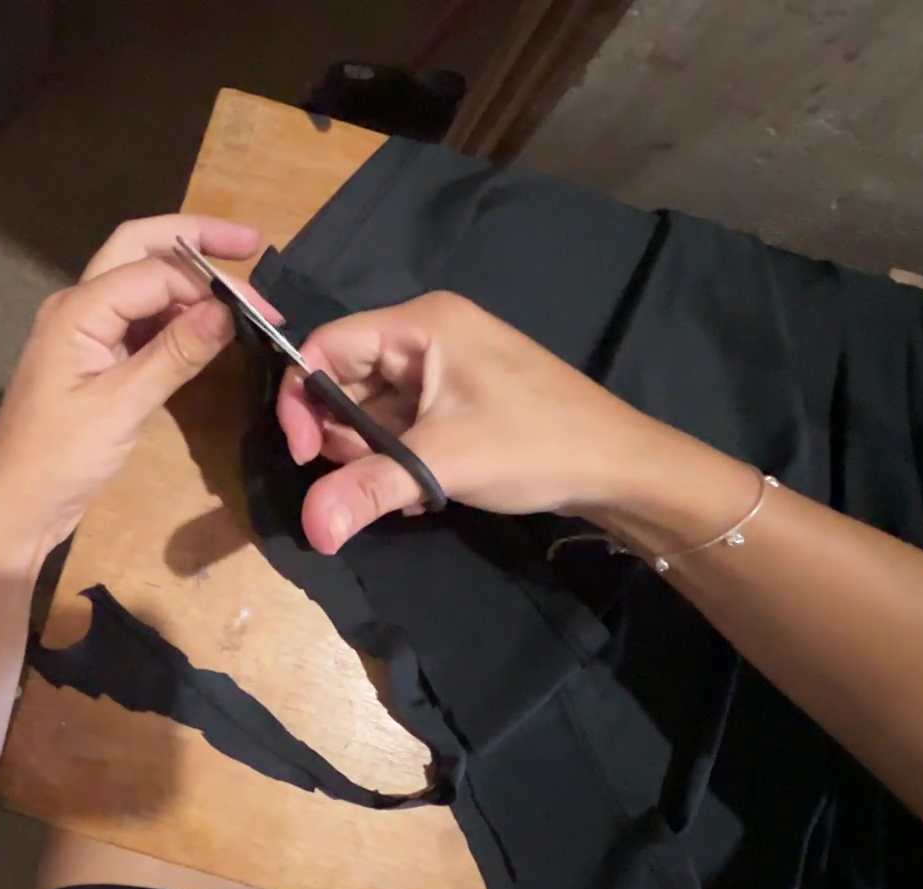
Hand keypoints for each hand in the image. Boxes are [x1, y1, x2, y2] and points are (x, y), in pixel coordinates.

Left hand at [0, 215, 267, 559]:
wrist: (17, 505)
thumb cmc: (59, 459)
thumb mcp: (120, 406)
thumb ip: (174, 354)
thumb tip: (227, 309)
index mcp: (79, 310)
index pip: (156, 272)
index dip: (212, 281)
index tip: (262, 306)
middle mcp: (80, 307)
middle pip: (140, 248)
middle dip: (195, 238)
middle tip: (250, 242)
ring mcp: (86, 333)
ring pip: (140, 282)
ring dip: (186, 275)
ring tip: (237, 281)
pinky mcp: (96, 360)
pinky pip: (139, 321)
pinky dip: (175, 315)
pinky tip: (206, 324)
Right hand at [277, 291, 685, 553]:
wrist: (620, 468)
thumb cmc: (537, 444)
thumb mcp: (444, 464)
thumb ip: (368, 490)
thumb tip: (311, 530)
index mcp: (420, 325)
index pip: (326, 345)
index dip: (303, 398)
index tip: (303, 454)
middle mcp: (423, 336)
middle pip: (342, 381)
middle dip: (345, 436)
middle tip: (376, 473)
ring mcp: (438, 368)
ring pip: (366, 410)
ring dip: (371, 456)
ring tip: (409, 485)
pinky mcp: (449, 400)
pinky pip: (394, 426)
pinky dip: (395, 459)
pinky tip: (423, 488)